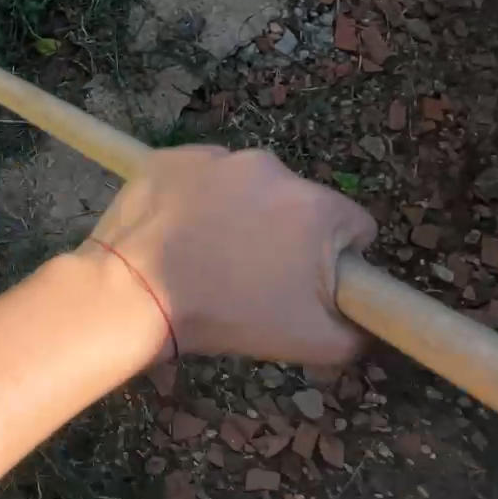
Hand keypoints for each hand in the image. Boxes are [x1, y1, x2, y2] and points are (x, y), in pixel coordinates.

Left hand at [83, 145, 376, 363]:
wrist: (134, 290)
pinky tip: (176, 227)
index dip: (336, 257)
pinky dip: (193, 194)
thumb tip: (363, 314)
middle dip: (283, 229)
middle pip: (294, 200)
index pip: (353, 226)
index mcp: (314, 205)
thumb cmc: (226, 314)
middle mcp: (266, 167)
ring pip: (242, 184)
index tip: (305, 279)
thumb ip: (362, 326)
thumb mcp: (319, 341)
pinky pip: (196, 175)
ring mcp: (211, 157)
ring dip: (235, 207)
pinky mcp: (167, 157)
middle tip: (248, 267)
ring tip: (205, 247)